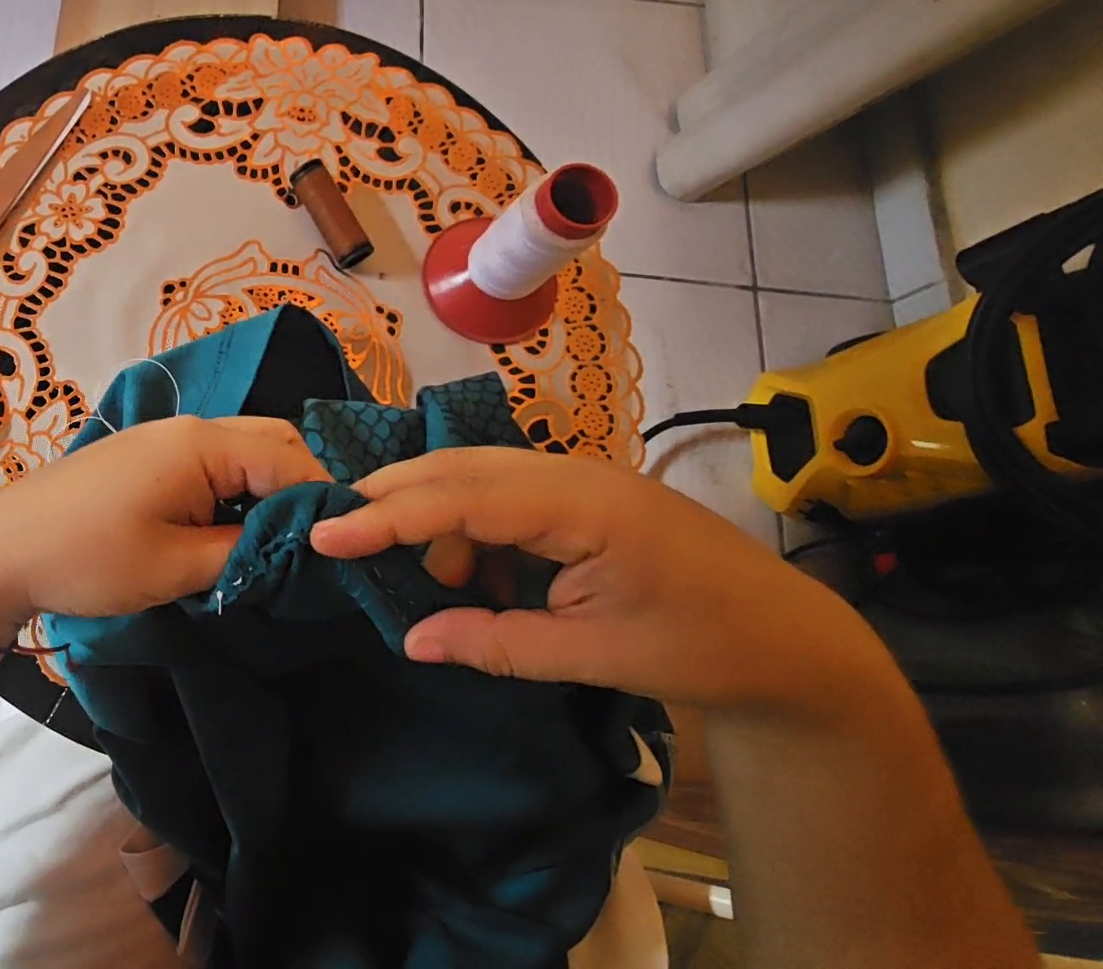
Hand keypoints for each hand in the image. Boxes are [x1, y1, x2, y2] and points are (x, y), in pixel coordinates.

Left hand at [0, 416, 329, 643]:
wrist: (2, 549)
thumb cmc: (88, 558)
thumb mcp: (174, 567)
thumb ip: (243, 553)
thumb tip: (290, 548)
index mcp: (203, 445)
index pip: (291, 459)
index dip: (323, 500)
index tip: (342, 546)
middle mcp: (190, 428)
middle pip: (272, 442)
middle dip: (300, 487)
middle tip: (311, 543)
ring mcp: (165, 438)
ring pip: (242, 451)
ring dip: (267, 489)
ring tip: (278, 541)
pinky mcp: (147, 457)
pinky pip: (212, 462)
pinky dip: (235, 490)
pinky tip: (233, 528)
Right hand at [308, 447, 902, 719]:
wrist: (796, 641)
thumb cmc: (705, 648)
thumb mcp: (592, 655)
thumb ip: (495, 643)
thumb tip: (409, 640)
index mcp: (583, 505)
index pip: (459, 497)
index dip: (385, 515)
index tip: (326, 535)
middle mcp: (572, 472)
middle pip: (455, 467)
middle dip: (392, 500)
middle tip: (342, 539)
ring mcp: (576, 476)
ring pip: (471, 476)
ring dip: (433, 521)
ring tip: (429, 583)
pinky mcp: (576, 493)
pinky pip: (498, 495)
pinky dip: (467, 530)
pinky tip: (472, 575)